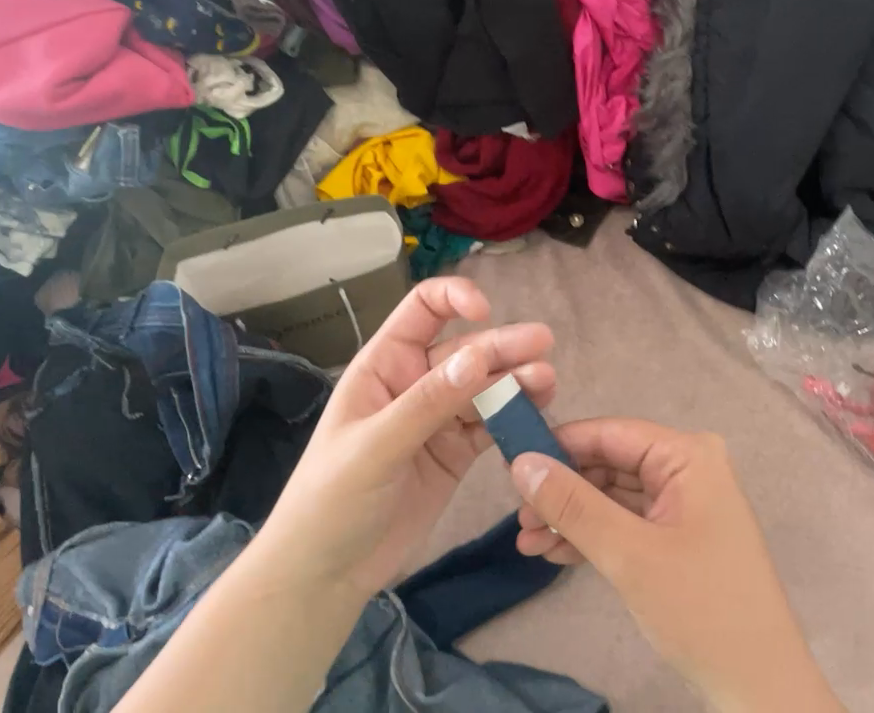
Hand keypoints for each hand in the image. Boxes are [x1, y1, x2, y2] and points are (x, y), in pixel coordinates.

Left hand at [262, 277, 554, 599]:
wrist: (325, 574)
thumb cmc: (330, 500)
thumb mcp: (375, 448)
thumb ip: (427, 403)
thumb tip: (479, 356)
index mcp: (385, 365)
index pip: (423, 310)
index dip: (455, 298)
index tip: (487, 311)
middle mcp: (415, 384)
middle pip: (467, 351)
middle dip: (503, 346)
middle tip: (544, 346)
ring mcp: (438, 420)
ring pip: (485, 389)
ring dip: (516, 382)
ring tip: (548, 383)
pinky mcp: (456, 454)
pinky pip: (491, 426)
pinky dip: (515, 420)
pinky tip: (538, 416)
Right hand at [511, 419, 843, 712]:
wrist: (757, 682)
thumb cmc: (699, 605)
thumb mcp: (628, 553)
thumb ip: (573, 504)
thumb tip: (521, 463)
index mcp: (687, 455)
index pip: (611, 433)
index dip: (559, 445)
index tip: (509, 464)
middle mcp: (688, 468)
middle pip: (610, 464)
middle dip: (562, 490)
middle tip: (516, 517)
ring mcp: (684, 504)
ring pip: (613, 496)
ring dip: (571, 517)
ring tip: (526, 542)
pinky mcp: (678, 536)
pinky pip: (626, 522)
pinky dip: (592, 536)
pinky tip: (554, 553)